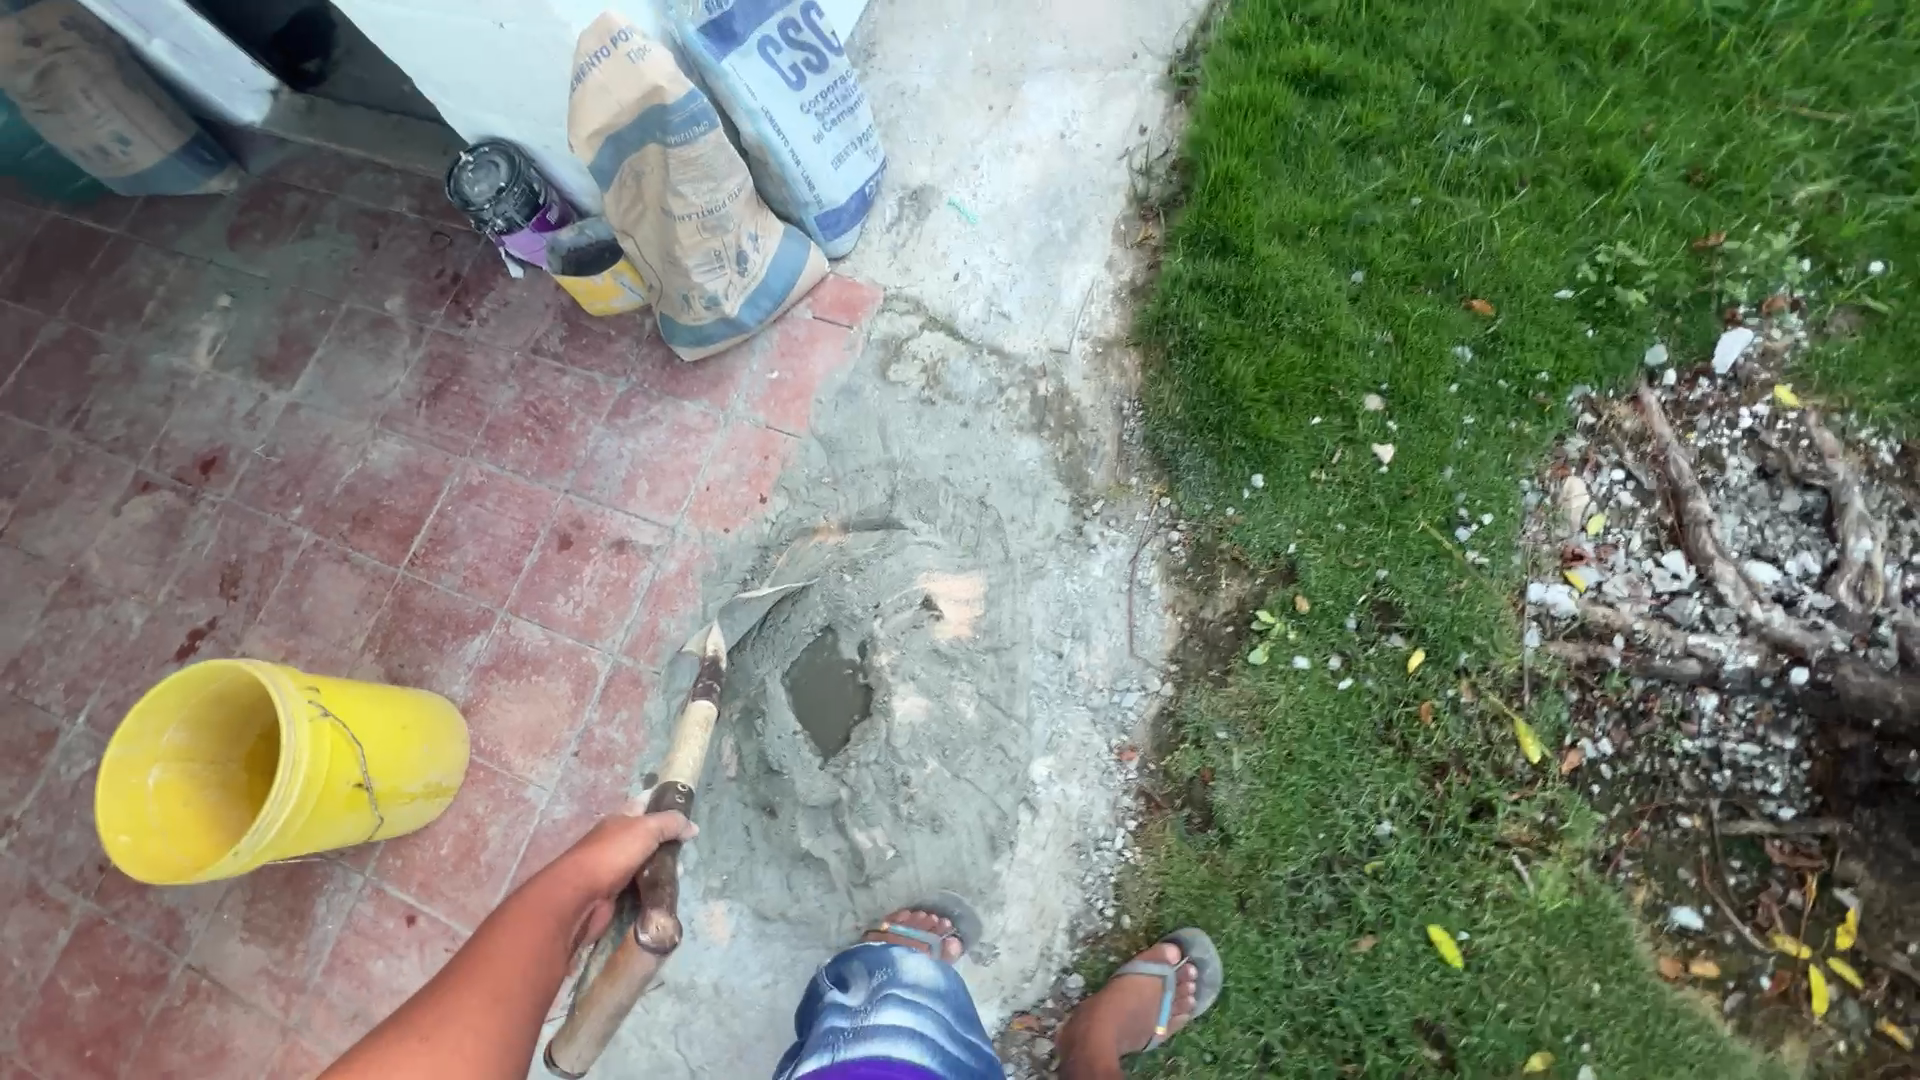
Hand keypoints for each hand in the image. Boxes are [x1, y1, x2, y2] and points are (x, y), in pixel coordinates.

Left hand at [550, 797, 698, 946]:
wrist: (578, 898)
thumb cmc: (612, 854)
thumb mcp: (647, 829)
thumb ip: (671, 823)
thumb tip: (693, 827)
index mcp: (619, 820)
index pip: (643, 804)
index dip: (661, 803)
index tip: (683, 808)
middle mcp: (615, 841)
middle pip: (646, 836)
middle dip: (666, 841)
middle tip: (686, 848)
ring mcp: (613, 868)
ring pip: (644, 862)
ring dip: (660, 867)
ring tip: (679, 873)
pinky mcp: (613, 893)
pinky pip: (639, 886)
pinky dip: (651, 887)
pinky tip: (665, 889)